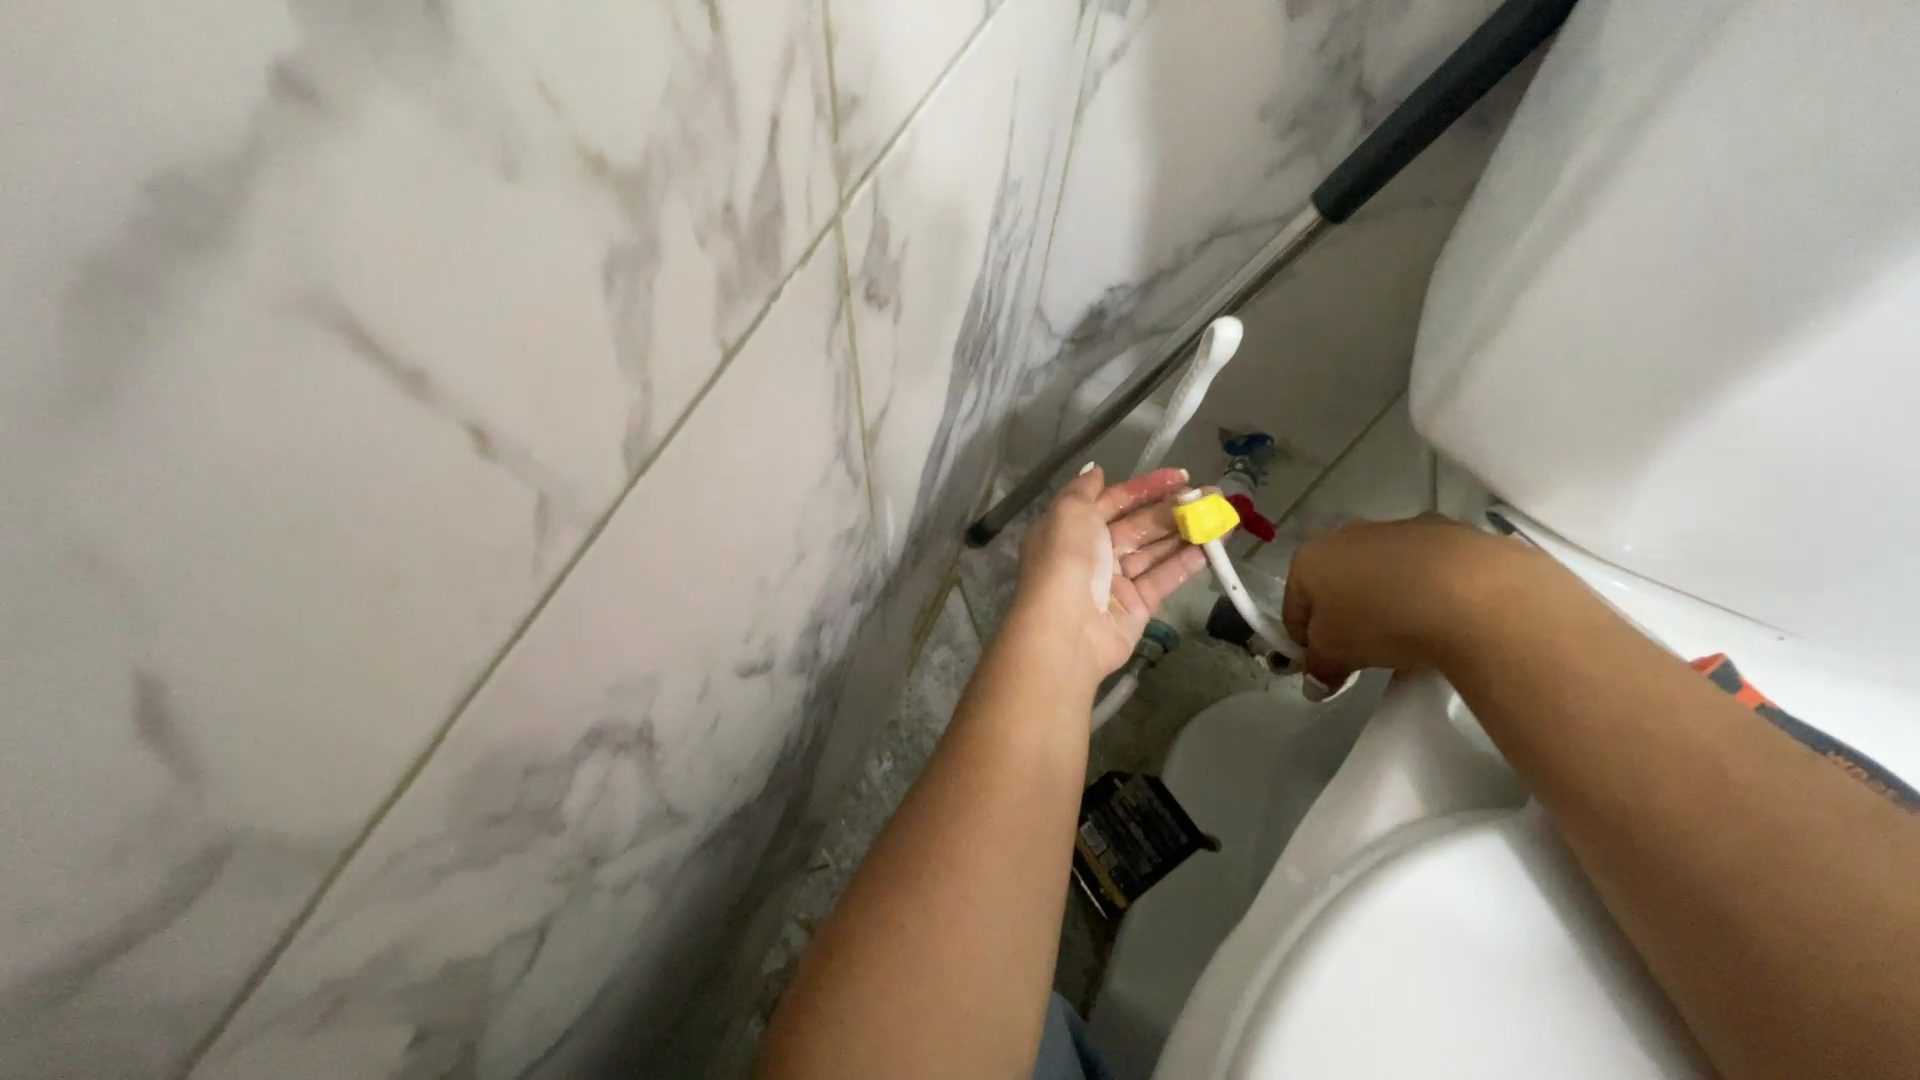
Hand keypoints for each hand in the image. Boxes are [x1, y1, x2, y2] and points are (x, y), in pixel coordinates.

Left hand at [1009, 465, 1209, 684]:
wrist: (1066, 628)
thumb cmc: (1066, 560)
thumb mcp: (1068, 512)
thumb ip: (1084, 490)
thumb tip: (1094, 471)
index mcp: (1072, 529)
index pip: (1113, 501)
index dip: (1144, 488)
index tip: (1180, 476)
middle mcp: (1093, 553)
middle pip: (1138, 525)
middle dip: (1173, 509)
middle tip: (1211, 496)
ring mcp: (1116, 581)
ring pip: (1155, 551)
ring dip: (1187, 533)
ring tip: (1222, 516)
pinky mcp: (1137, 607)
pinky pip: (1163, 579)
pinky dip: (1187, 563)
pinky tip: (1213, 547)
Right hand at [1281, 514, 1566, 689]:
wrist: (1473, 594)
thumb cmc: (1382, 620)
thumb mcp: (1336, 654)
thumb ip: (1319, 667)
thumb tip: (1316, 682)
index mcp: (1312, 557)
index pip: (1294, 606)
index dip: (1304, 642)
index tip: (1324, 667)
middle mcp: (1350, 534)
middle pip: (1339, 584)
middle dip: (1347, 617)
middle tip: (1365, 654)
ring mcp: (1403, 529)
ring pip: (1384, 573)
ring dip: (1387, 600)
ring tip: (1410, 638)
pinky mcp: (1451, 534)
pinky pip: (1428, 570)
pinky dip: (1428, 590)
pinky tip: (1444, 617)